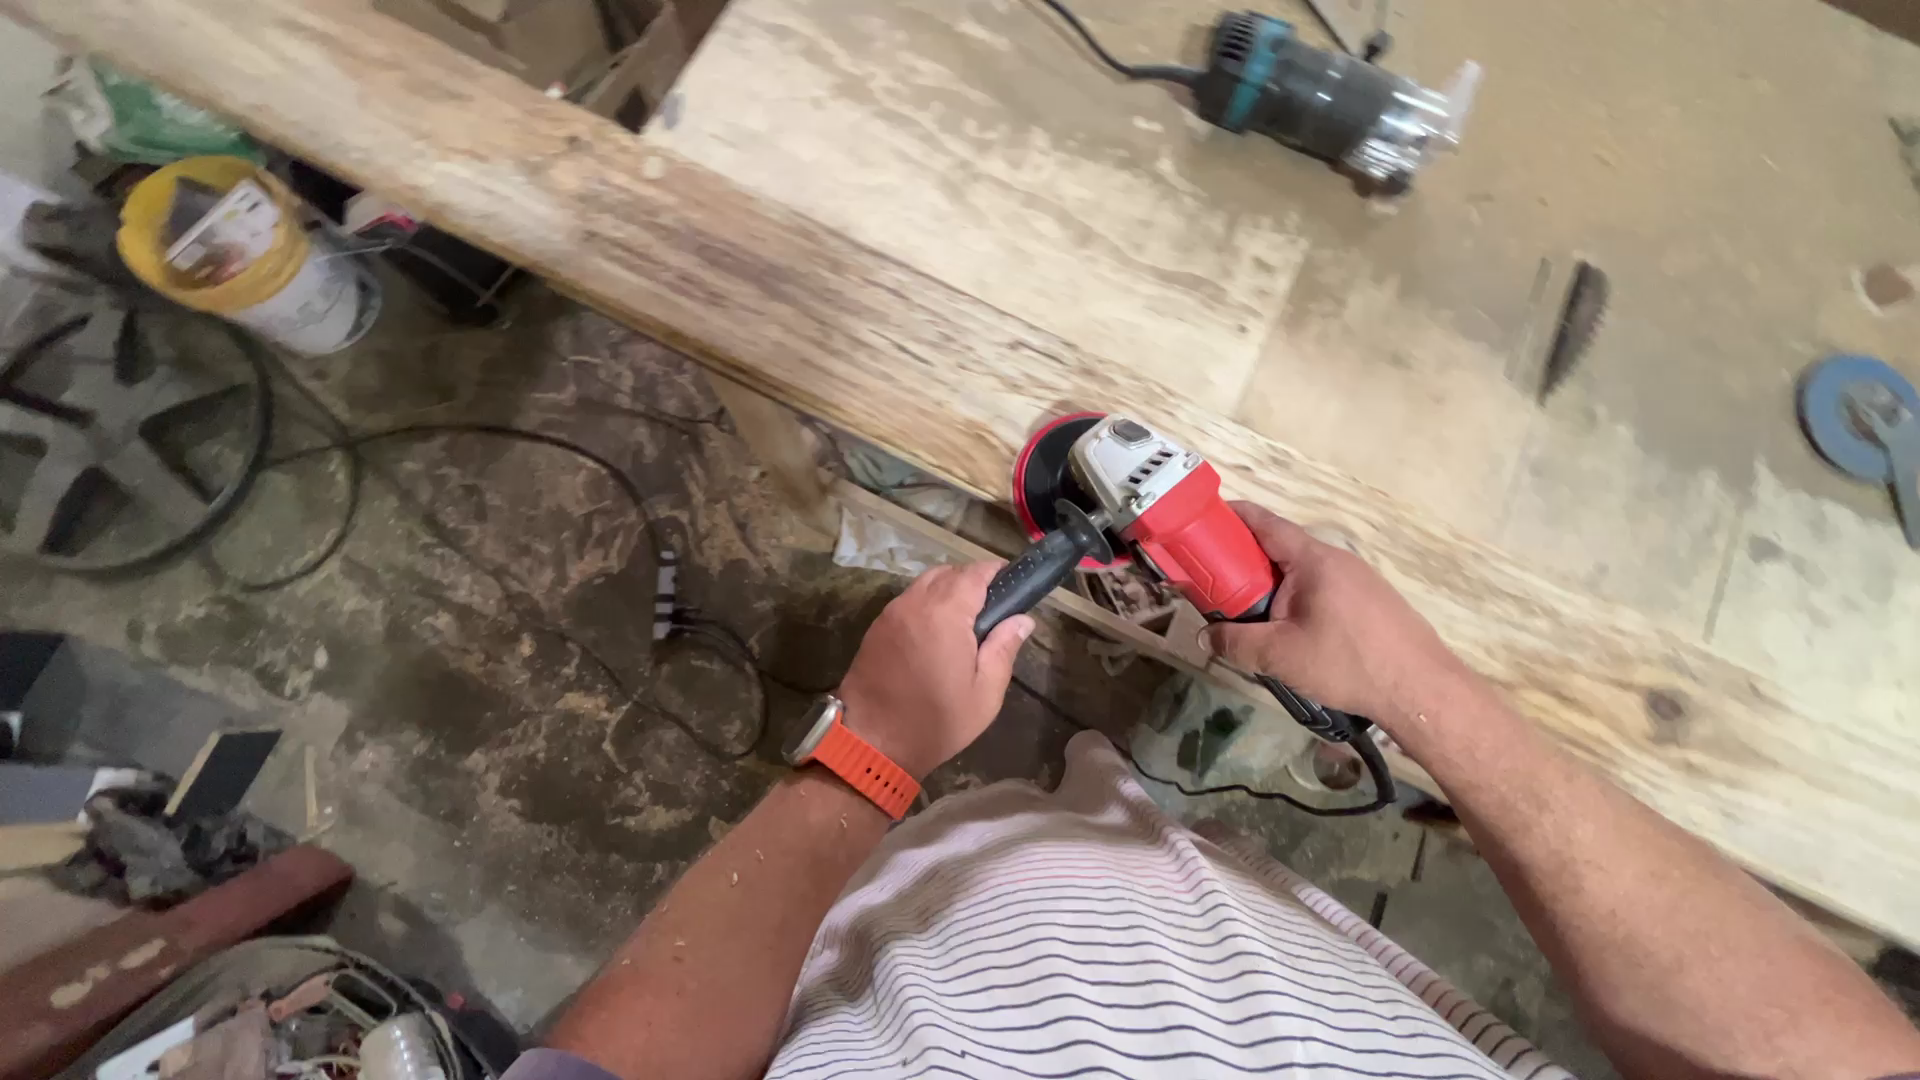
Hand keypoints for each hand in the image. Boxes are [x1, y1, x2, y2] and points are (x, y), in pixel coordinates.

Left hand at [836, 562, 1034, 779]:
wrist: (871, 743)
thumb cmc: (936, 721)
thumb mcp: (984, 692)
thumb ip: (1004, 648)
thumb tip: (1022, 619)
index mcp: (945, 613)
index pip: (974, 573)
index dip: (995, 572)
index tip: (1011, 583)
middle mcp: (915, 603)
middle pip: (947, 572)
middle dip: (971, 580)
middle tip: (991, 606)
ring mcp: (890, 614)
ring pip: (924, 584)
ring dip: (946, 590)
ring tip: (964, 619)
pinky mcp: (875, 628)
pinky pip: (907, 601)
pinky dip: (925, 603)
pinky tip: (935, 631)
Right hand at [1203, 502, 1471, 728]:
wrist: (1423, 692)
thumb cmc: (1348, 663)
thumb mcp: (1279, 655)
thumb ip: (1234, 642)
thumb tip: (1205, 635)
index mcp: (1314, 561)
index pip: (1265, 523)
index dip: (1232, 517)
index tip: (1203, 521)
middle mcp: (1337, 561)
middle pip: (1280, 549)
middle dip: (1244, 561)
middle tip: (1214, 583)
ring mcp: (1359, 580)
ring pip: (1300, 573)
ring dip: (1270, 586)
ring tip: (1249, 615)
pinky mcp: (1370, 603)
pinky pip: (1321, 590)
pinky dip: (1295, 600)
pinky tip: (1290, 632)